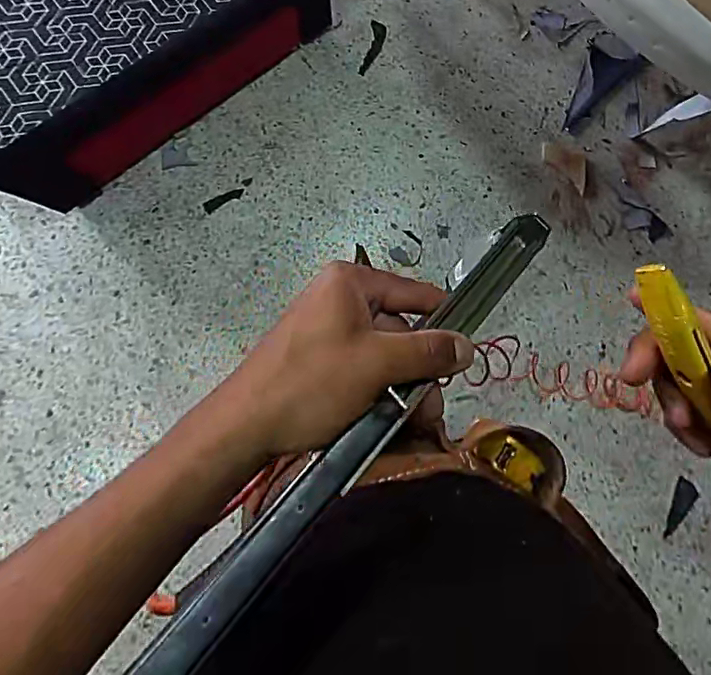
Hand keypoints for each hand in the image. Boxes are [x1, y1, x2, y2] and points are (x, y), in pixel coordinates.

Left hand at [219, 262, 473, 457]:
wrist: (242, 429)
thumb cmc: (309, 383)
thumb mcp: (377, 363)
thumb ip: (428, 352)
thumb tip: (468, 346)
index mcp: (350, 282)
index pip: (415, 292)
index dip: (444, 320)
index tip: (465, 351)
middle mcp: (340, 298)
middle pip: (401, 330)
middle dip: (420, 371)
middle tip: (431, 409)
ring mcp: (328, 330)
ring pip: (384, 356)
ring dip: (402, 388)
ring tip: (410, 423)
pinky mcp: (320, 359)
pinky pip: (363, 370)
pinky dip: (378, 392)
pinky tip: (384, 420)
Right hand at [619, 295, 710, 632]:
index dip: (678, 314)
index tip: (632, 303)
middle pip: (702, 352)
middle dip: (664, 360)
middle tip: (634, 386)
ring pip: (696, 382)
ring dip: (675, 398)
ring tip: (688, 440)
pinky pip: (704, 414)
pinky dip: (687, 424)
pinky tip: (700, 451)